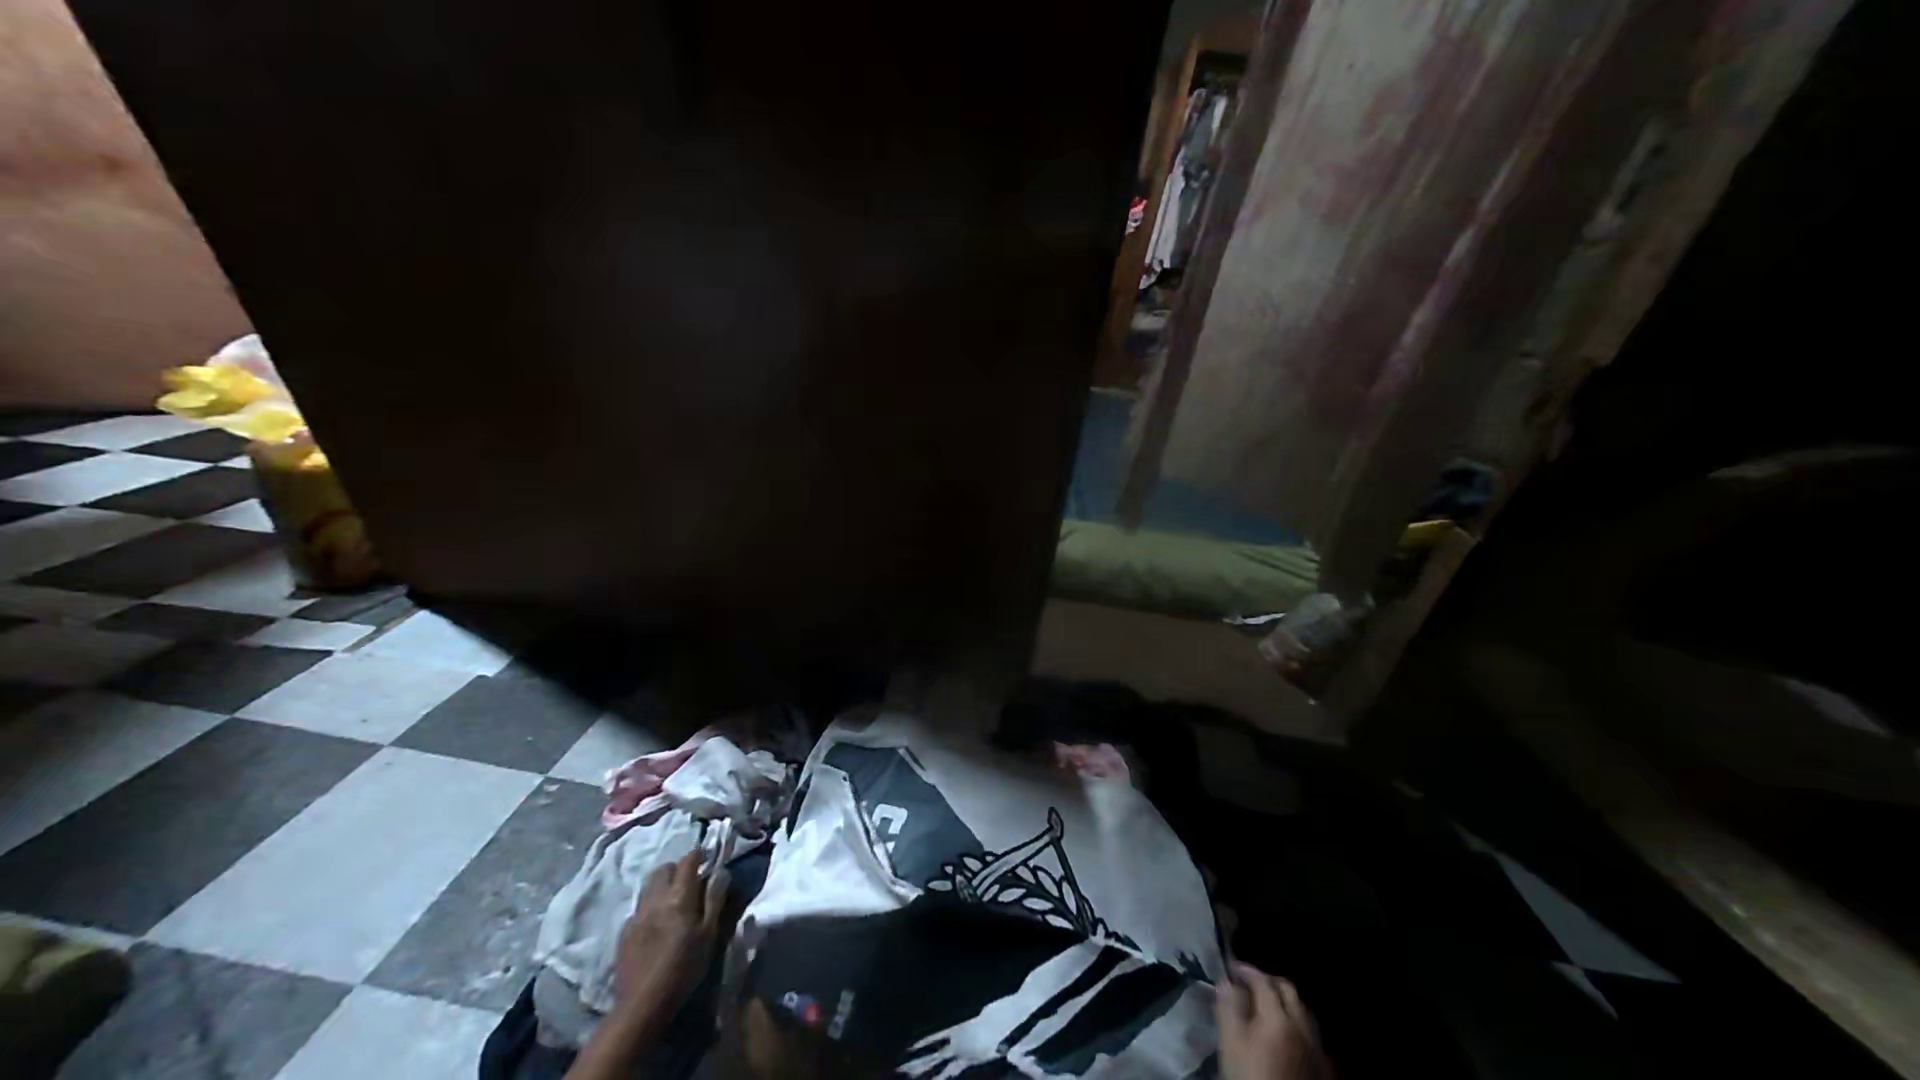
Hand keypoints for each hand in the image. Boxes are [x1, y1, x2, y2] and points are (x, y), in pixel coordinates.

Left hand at [614, 849, 719, 1019]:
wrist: (643, 1003)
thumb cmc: (684, 968)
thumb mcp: (709, 934)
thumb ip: (715, 900)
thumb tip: (722, 872)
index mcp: (678, 897)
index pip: (688, 862)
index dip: (699, 853)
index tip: (708, 854)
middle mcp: (655, 899)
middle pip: (664, 869)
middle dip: (678, 867)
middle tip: (691, 878)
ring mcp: (636, 915)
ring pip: (648, 885)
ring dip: (662, 882)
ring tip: (673, 896)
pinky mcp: (624, 931)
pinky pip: (639, 906)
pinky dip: (650, 903)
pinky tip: (657, 920)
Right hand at [1217, 962, 1328, 1079]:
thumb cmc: (1250, 1078)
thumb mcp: (1230, 1044)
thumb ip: (1228, 1008)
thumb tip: (1227, 982)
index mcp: (1278, 1018)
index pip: (1263, 981)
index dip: (1246, 971)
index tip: (1232, 969)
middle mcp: (1303, 1027)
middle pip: (1289, 991)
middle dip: (1268, 981)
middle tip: (1249, 983)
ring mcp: (1317, 1048)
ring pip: (1303, 1011)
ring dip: (1285, 1000)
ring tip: (1266, 1006)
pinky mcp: (1324, 1068)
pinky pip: (1311, 1033)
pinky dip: (1296, 1023)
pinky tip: (1285, 1034)